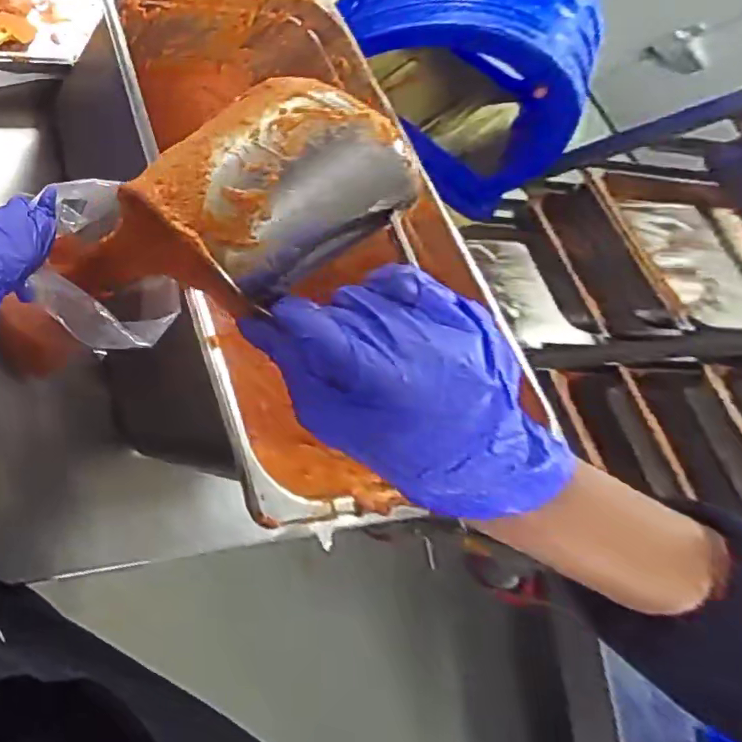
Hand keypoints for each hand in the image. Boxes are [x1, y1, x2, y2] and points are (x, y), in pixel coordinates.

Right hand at [238, 264, 573, 518]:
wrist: (485, 462)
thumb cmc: (400, 448)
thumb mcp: (329, 417)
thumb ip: (291, 366)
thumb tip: (256, 326)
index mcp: (371, 366)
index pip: (307, 317)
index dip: (283, 318)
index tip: (275, 325)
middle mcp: (407, 335)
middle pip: (333, 304)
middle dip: (318, 324)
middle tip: (325, 352)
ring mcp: (440, 320)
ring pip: (364, 292)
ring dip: (349, 312)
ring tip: (360, 341)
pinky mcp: (463, 312)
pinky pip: (408, 280)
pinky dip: (386, 289)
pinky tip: (384, 312)